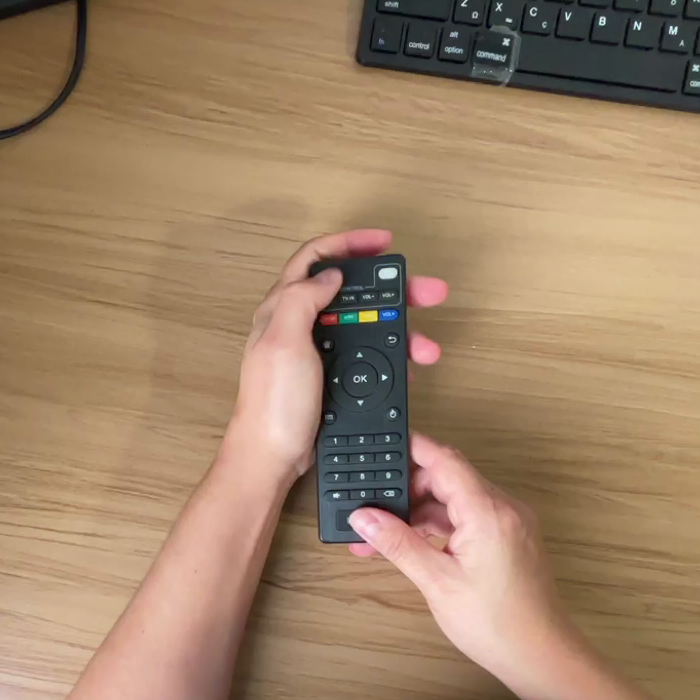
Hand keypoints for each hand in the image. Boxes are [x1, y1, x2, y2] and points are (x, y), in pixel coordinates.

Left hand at [223, 229, 446, 481]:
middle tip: (427, 293)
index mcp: (281, 309)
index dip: (349, 244)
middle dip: (392, 290)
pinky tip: (407, 365)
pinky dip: (390, 357)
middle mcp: (298, 325)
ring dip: (399, 330)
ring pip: (365, 327)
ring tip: (425, 345)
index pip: (314, 259)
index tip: (384, 244)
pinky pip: (366, 358)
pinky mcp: (329, 378)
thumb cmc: (273, 403)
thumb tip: (331, 275)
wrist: (271, 456)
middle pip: (350, 292)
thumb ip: (302, 299)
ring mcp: (315, 353)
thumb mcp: (284, 342)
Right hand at [347, 434, 583, 691]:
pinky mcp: (507, 539)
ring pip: (454, 500)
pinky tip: (408, 545)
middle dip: (406, 488)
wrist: (541, 658)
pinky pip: (466, 518)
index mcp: (488, 511)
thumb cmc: (494, 623)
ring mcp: (508, 523)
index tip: (381, 444)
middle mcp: (503, 508)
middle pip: (447, 478)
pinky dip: (436, 527)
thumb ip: (398, 543)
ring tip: (379, 534)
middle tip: (369, 503)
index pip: (445, 461)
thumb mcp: (436, 581)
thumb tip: (362, 517)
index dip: (412, 448)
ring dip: (417, 513)